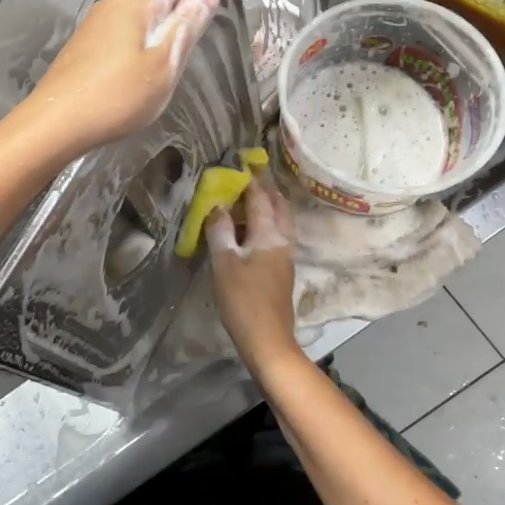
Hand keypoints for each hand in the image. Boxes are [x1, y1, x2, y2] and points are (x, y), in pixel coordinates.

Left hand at [12, 0, 218, 154]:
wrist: (56, 123)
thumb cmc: (118, 95)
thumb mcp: (164, 64)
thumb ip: (186, 27)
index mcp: (137, 1)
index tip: (212, 16)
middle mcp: (113, 3)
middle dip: (177, 16)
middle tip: (192, 51)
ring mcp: (94, 23)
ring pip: (137, 18)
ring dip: (155, 35)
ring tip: (166, 68)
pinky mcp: (83, 45)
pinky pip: (119, 35)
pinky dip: (134, 48)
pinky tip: (136, 76)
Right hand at [209, 179, 301, 369]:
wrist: (268, 339)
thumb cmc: (243, 300)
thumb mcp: (224, 263)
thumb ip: (220, 231)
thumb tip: (219, 206)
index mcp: (268, 235)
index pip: (260, 199)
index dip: (250, 181)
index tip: (240, 164)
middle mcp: (282, 241)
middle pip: (279, 207)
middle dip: (266, 190)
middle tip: (251, 177)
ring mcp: (285, 257)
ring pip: (281, 222)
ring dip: (269, 206)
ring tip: (253, 199)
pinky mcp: (282, 271)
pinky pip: (278, 235)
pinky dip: (268, 223)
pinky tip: (253, 230)